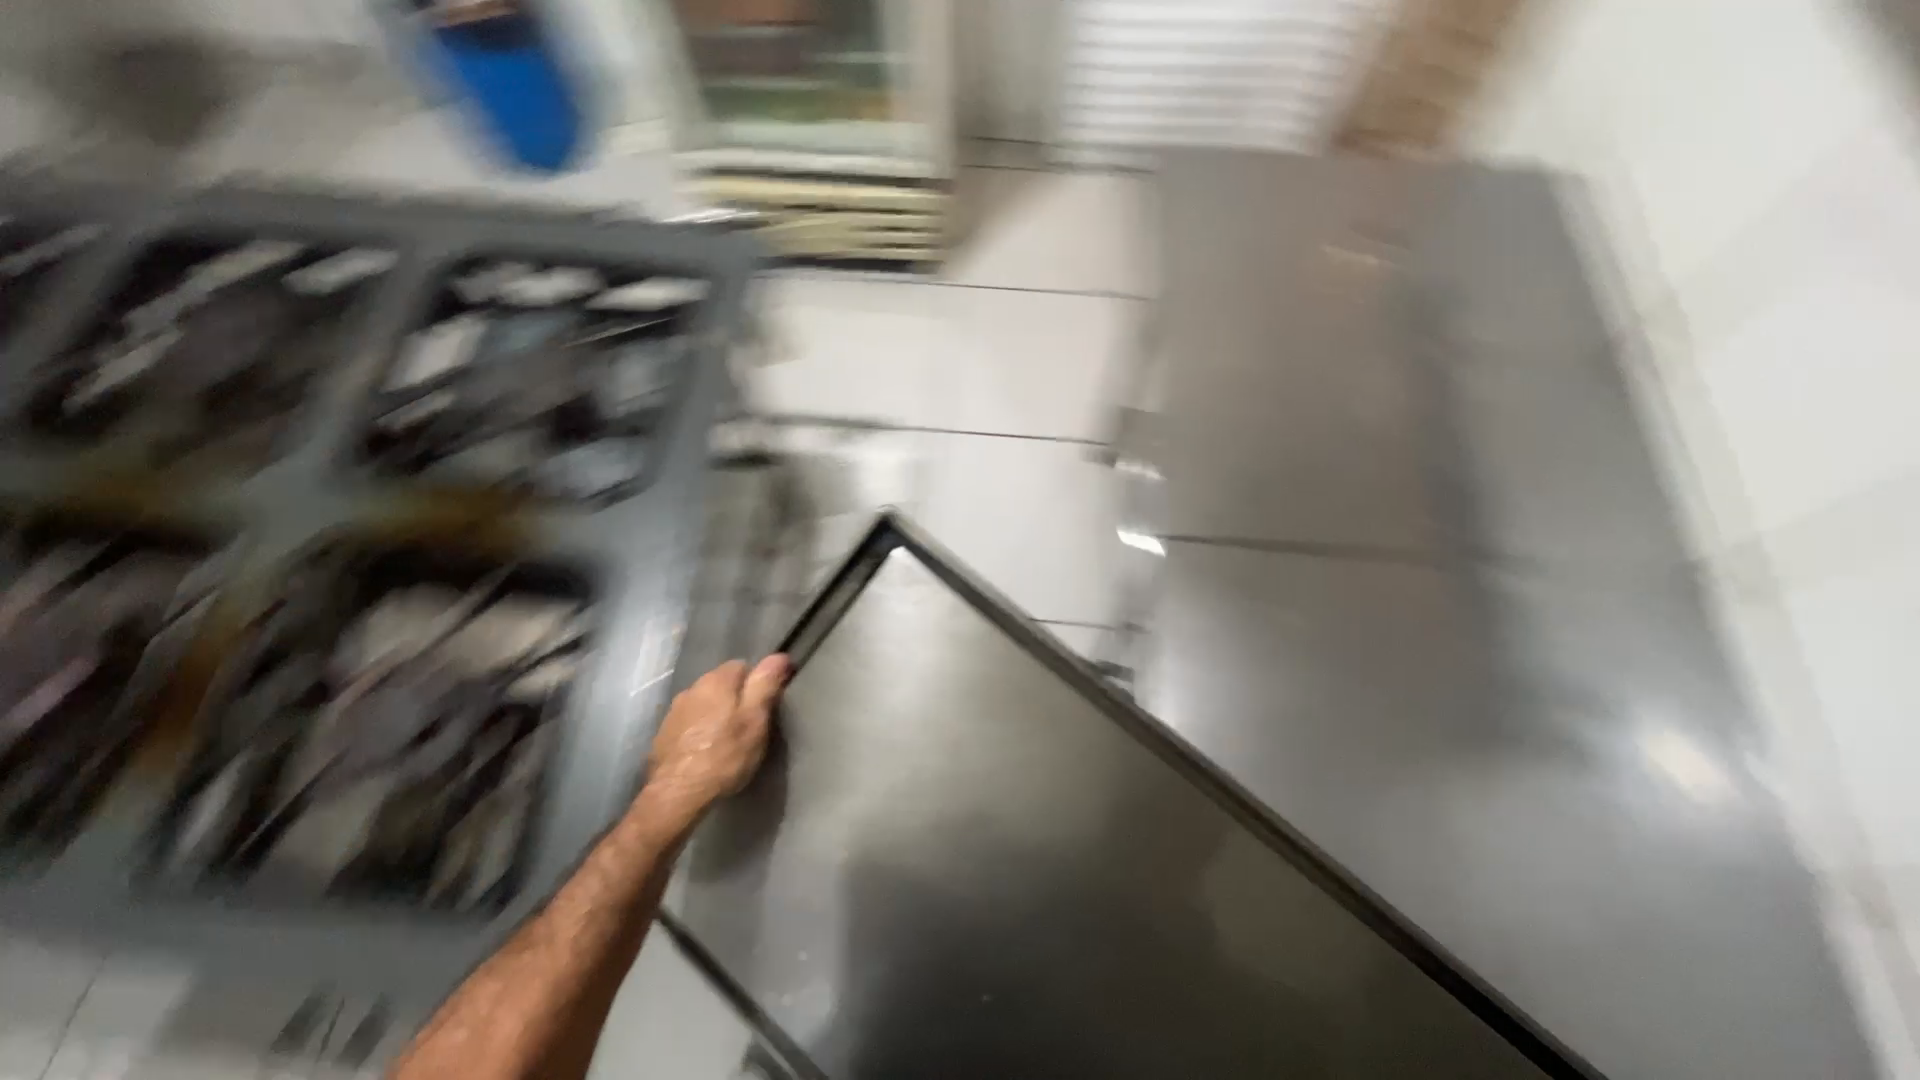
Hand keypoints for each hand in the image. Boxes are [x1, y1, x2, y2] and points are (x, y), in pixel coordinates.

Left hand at [642, 655, 790, 821]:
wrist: (677, 794)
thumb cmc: (724, 756)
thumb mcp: (755, 720)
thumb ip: (766, 685)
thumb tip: (779, 656)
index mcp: (716, 680)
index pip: (743, 666)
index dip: (757, 685)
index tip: (764, 708)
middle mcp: (691, 688)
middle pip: (721, 684)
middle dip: (735, 699)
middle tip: (749, 727)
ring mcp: (674, 711)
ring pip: (704, 703)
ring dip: (715, 714)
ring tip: (726, 740)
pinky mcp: (663, 734)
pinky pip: (689, 722)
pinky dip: (699, 730)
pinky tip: (705, 751)